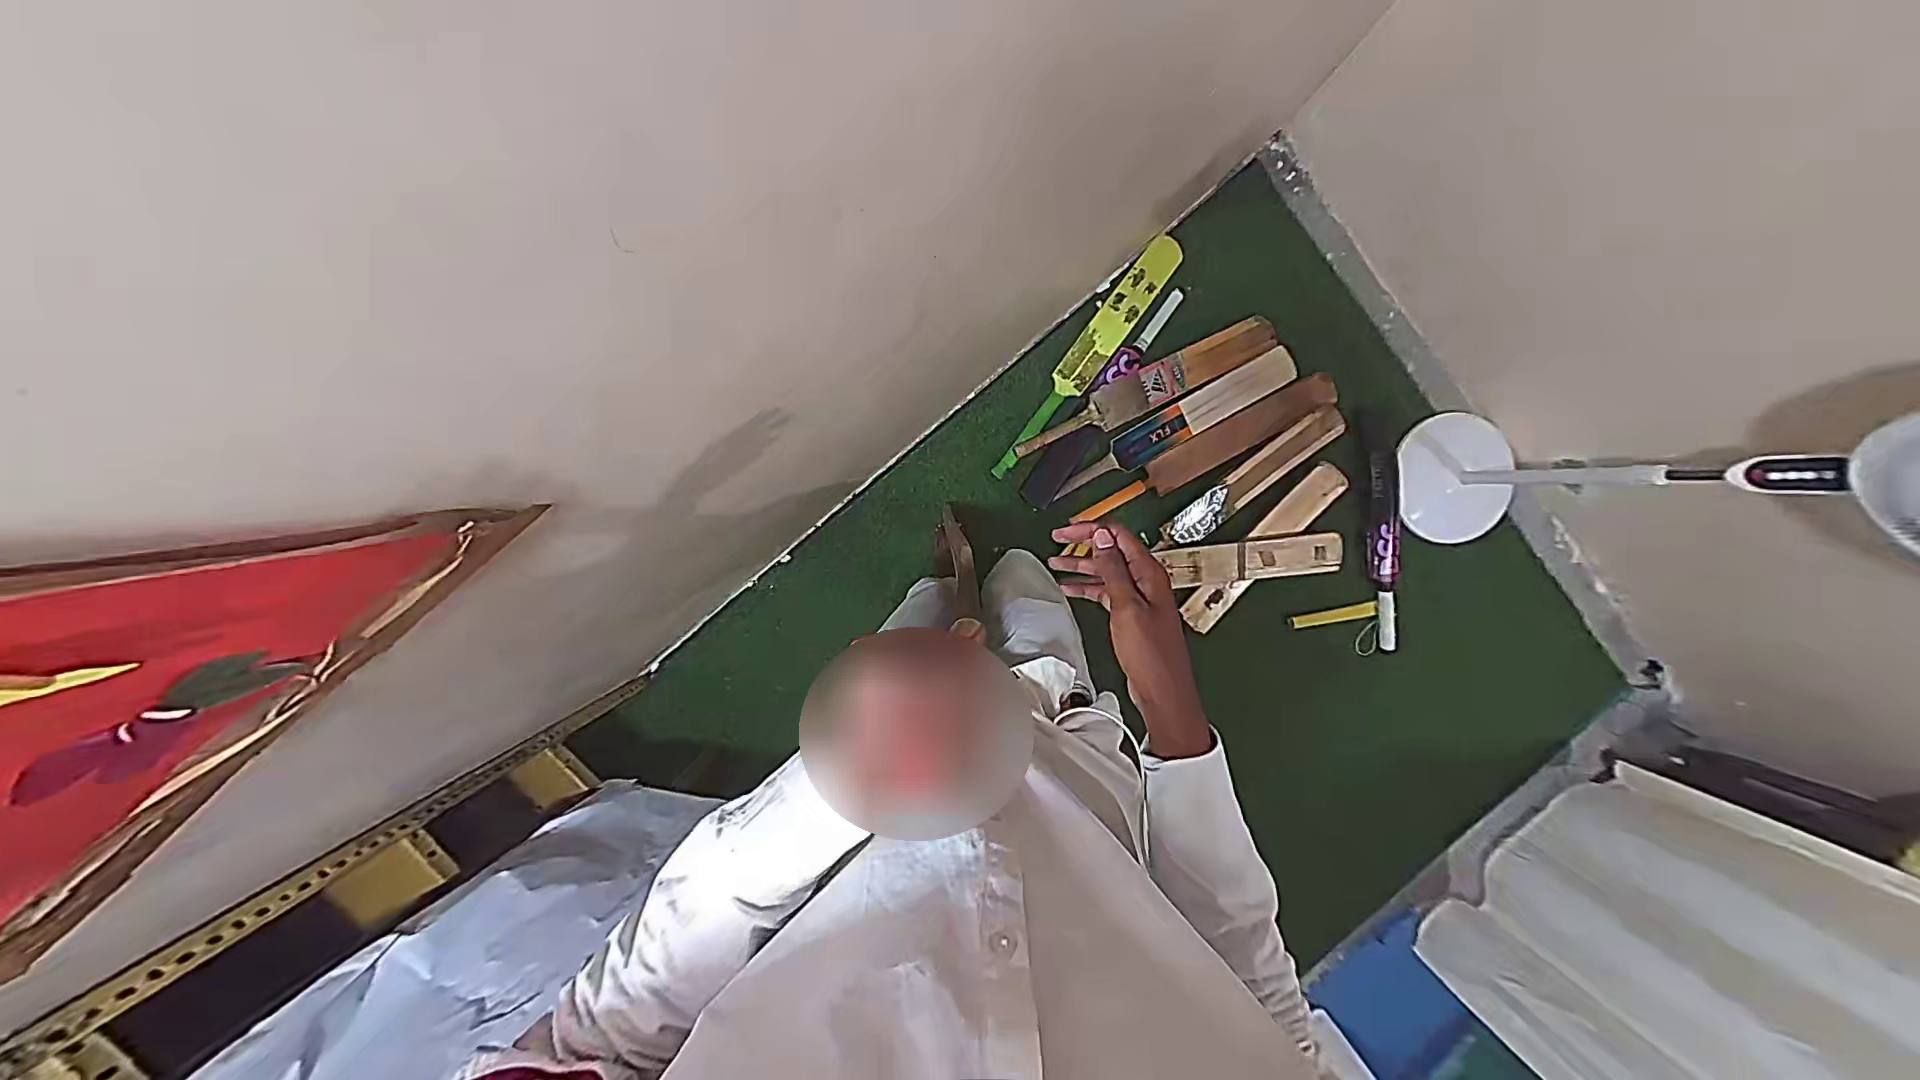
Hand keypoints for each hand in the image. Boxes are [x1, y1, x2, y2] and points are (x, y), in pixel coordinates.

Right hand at [1049, 523, 1211, 758]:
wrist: (1163, 689)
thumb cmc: (1151, 654)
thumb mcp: (1126, 606)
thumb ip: (1114, 570)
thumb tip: (1102, 538)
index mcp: (1149, 572)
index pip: (1117, 535)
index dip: (1090, 529)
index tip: (1066, 531)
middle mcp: (1146, 580)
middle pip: (1111, 550)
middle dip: (1083, 543)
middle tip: (1058, 539)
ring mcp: (1139, 596)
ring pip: (1106, 571)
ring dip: (1081, 565)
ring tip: (1056, 562)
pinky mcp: (1132, 613)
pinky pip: (1106, 591)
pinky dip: (1087, 587)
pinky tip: (1070, 588)